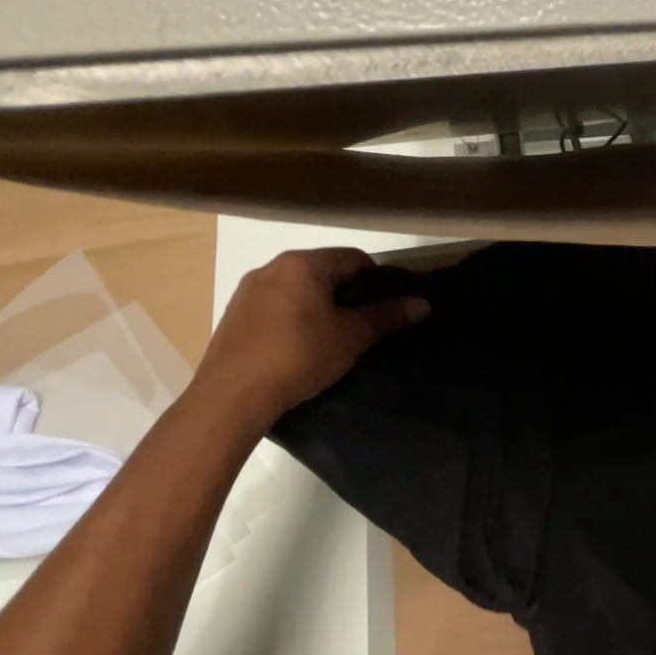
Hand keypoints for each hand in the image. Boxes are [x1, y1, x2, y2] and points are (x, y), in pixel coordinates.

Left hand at [190, 248, 428, 426]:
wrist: (232, 396)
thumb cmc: (299, 356)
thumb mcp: (352, 336)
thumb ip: (386, 316)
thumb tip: (423, 303)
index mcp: (302, 264)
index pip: (353, 258)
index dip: (378, 279)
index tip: (389, 305)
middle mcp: (271, 268)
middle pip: (324, 271)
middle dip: (348, 293)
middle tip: (367, 323)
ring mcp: (248, 291)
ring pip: (298, 289)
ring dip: (321, 305)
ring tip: (336, 336)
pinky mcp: (234, 316)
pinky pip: (276, 306)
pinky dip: (296, 317)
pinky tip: (302, 345)